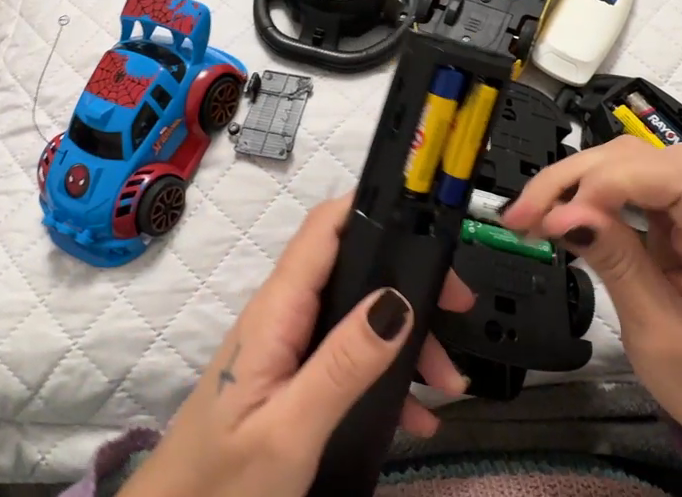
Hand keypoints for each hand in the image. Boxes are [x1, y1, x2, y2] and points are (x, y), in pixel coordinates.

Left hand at [120, 196, 474, 496]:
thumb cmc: (223, 479)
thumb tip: (398, 300)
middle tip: (458, 312)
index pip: (325, 228)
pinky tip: (415, 413)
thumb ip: (344, 364)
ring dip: (406, 341)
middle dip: (409, 286)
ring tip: (446, 383)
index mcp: (277, 311)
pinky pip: (347, 356)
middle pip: (354, 270)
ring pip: (357, 317)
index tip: (431, 227)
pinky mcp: (291, 374)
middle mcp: (282, 314)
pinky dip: (385, 375)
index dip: (376, 211)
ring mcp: (287, 344)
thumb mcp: (291, 427)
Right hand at [501, 136, 681, 485]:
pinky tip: (559, 210)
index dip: (616, 179)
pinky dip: (590, 191)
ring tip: (530, 215)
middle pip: (650, 162)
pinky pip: (635, 182)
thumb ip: (618, 266)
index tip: (559, 210)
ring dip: (576, 181)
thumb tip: (564, 213)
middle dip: (579, 178)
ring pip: (635, 162)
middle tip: (521, 215)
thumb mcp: (660, 338)